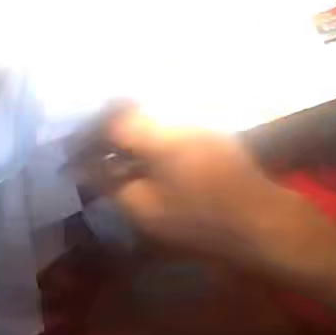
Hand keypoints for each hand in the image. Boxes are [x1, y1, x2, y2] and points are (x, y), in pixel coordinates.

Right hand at [95, 108, 319, 268]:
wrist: (265, 223)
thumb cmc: (202, 221)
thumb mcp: (147, 211)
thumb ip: (110, 184)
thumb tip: (83, 168)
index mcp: (157, 133)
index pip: (109, 121)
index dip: (86, 135)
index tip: (71, 154)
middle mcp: (175, 118)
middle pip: (128, 111)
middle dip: (104, 129)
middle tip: (89, 154)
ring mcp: (195, 123)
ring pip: (148, 117)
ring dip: (127, 134)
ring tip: (114, 160)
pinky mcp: (209, 134)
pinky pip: (167, 126)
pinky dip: (148, 139)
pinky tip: (144, 163)